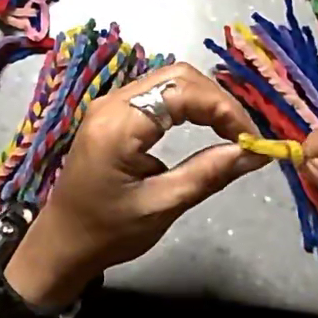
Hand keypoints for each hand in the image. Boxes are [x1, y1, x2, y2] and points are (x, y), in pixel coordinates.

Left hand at [6, 62, 269, 307]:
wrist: (63, 242)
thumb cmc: (108, 231)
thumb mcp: (162, 206)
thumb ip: (208, 173)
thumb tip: (254, 152)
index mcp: (118, 125)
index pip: (182, 91)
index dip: (223, 108)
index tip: (251, 139)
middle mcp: (112, 103)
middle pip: (177, 76)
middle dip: (218, 100)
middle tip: (244, 135)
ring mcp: (111, 104)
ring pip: (170, 80)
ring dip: (205, 100)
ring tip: (232, 132)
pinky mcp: (114, 113)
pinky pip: (158, 93)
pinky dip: (188, 105)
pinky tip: (206, 126)